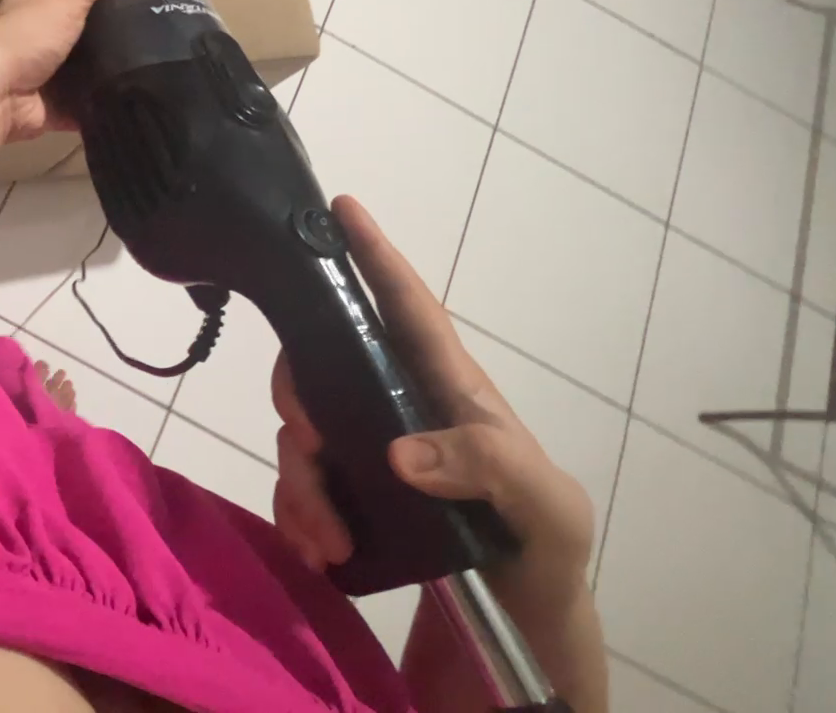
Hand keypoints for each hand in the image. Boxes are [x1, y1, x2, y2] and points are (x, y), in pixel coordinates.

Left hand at [0, 0, 142, 142]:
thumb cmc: (23, 40)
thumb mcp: (65, 0)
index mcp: (27, 6)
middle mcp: (30, 40)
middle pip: (75, 34)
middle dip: (105, 36)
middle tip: (151, 30)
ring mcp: (39, 77)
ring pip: (80, 73)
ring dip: (105, 73)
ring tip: (152, 64)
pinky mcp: (48, 110)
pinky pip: (80, 108)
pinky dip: (100, 107)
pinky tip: (133, 100)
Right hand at [271, 196, 595, 609]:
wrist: (515, 628)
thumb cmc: (541, 548)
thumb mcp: (546, 510)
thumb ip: (489, 466)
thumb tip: (397, 451)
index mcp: (443, 387)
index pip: (406, 308)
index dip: (374, 254)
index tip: (341, 208)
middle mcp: (390, 404)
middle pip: (317, 363)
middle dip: (299, 397)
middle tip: (313, 448)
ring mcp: (359, 448)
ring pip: (295, 431)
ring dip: (301, 486)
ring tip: (330, 542)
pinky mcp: (337, 492)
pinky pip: (289, 482)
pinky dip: (292, 514)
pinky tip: (318, 550)